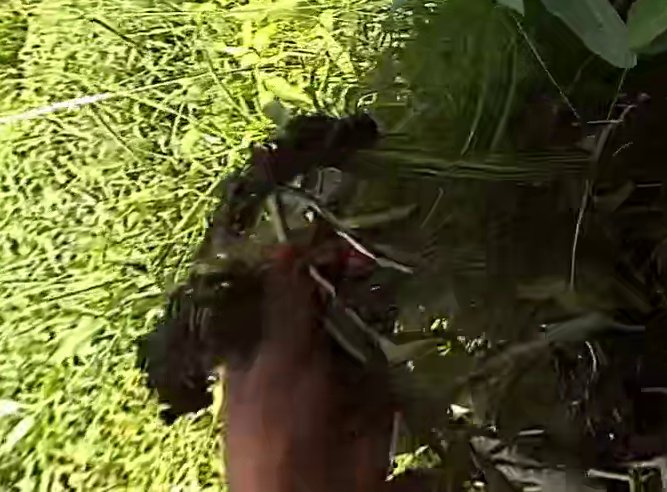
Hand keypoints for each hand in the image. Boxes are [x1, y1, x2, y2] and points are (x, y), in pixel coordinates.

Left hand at [224, 246, 390, 491]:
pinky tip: (402, 289)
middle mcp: (301, 341)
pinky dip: (393, 308)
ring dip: (372, 284)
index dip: (307, 256)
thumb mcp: (275, 360)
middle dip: (345, 265)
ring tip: (385, 266)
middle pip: (325, 288)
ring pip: (357, 302)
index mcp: (264, 340)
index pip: (285, 282)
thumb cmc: (278, 430)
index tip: (331, 236)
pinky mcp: (373, 368)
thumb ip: (285, 301)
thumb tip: (286, 244)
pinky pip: (385, 327)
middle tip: (365, 253)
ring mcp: (339, 354)